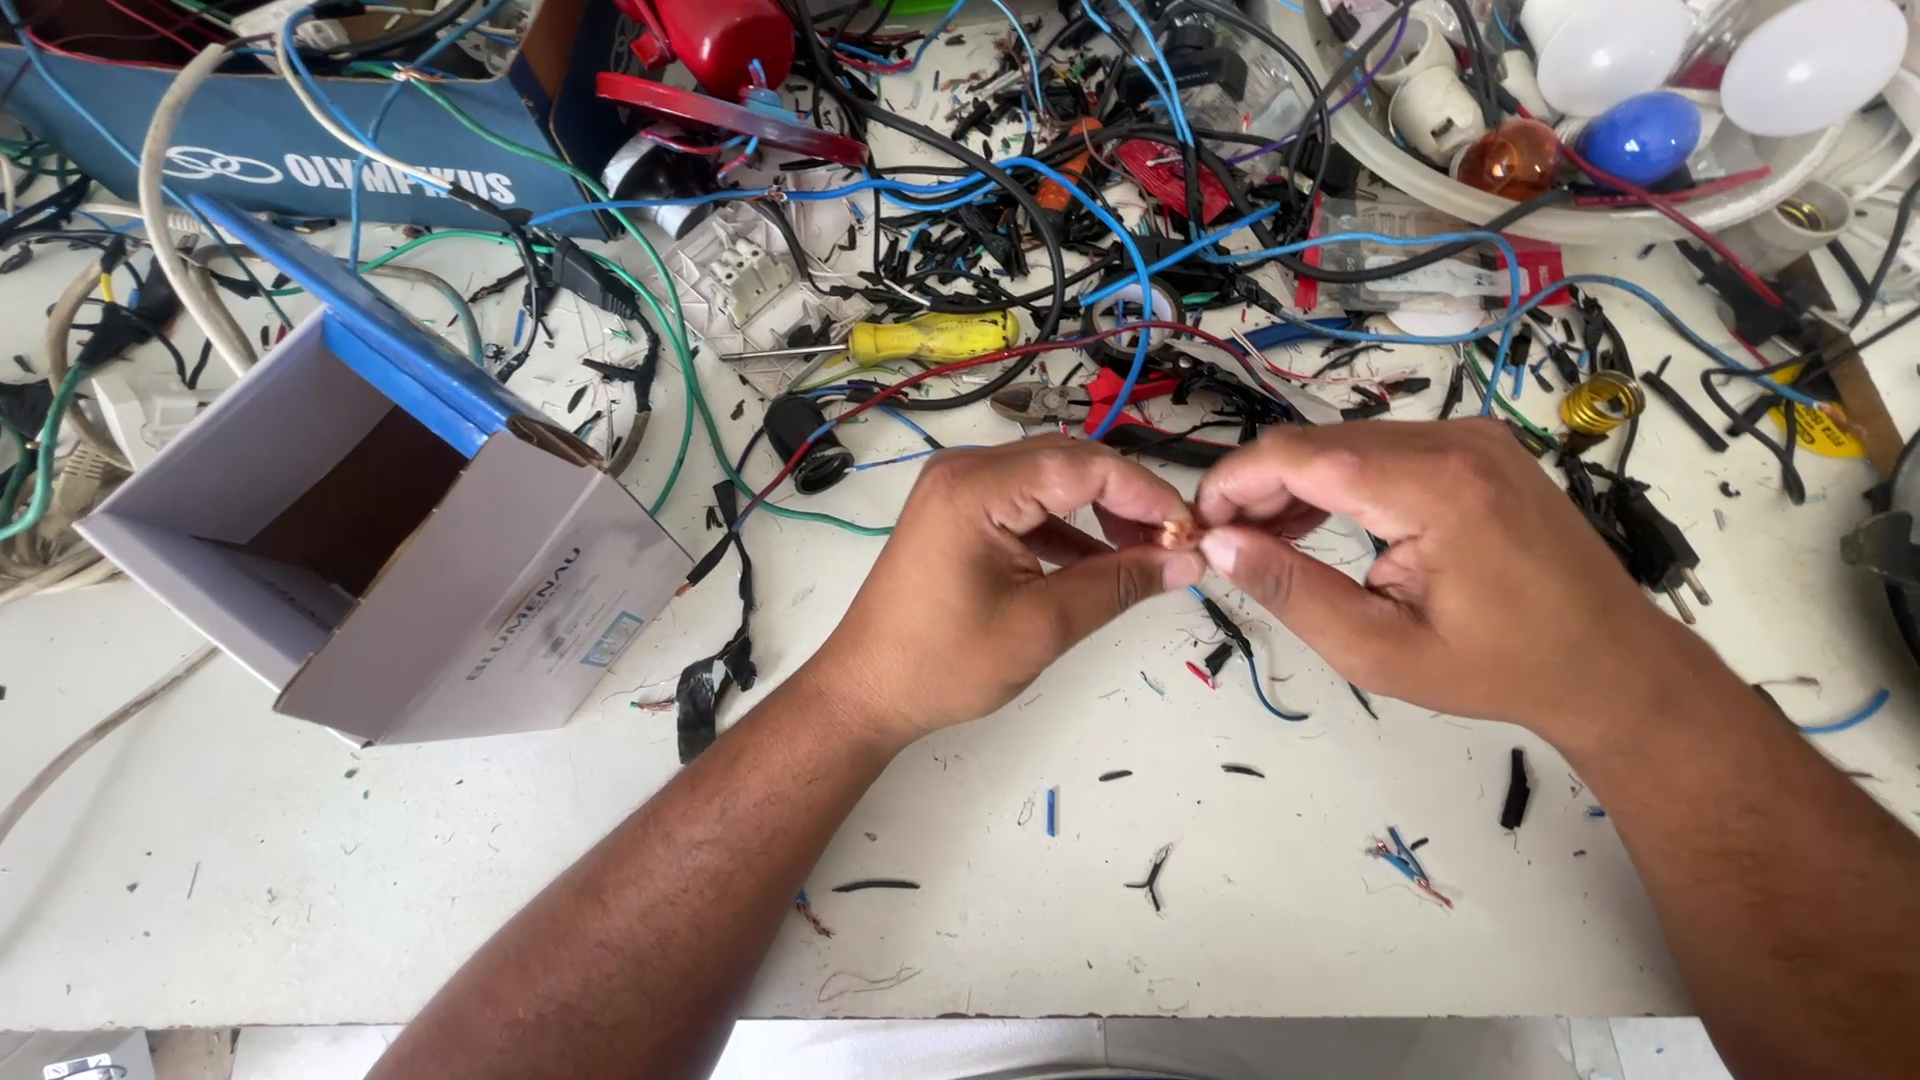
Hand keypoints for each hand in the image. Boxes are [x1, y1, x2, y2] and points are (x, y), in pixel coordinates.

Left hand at [805, 435, 1205, 744]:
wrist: (867, 689)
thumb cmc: (943, 664)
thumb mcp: (1041, 627)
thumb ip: (1118, 586)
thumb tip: (1185, 561)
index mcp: (975, 489)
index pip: (1083, 466)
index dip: (1145, 493)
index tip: (1189, 531)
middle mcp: (962, 472)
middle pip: (1068, 462)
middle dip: (1126, 499)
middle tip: (1171, 544)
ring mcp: (955, 489)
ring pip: (1049, 479)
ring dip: (1098, 512)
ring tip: (1141, 554)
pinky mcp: (956, 512)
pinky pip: (1024, 502)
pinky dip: (1064, 526)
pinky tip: (1096, 559)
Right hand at [1193, 418, 1706, 741]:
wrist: (1612, 664)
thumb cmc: (1497, 668)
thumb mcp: (1376, 650)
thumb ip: (1290, 591)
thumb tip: (1218, 543)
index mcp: (1435, 487)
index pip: (1298, 456)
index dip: (1232, 483)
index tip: (1198, 525)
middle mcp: (1453, 442)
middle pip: (1315, 443)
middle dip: (1255, 488)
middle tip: (1227, 545)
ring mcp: (1469, 438)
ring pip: (1340, 443)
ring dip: (1289, 486)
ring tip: (1262, 542)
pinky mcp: (1474, 448)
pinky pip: (1375, 451)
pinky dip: (1331, 484)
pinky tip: (1311, 524)